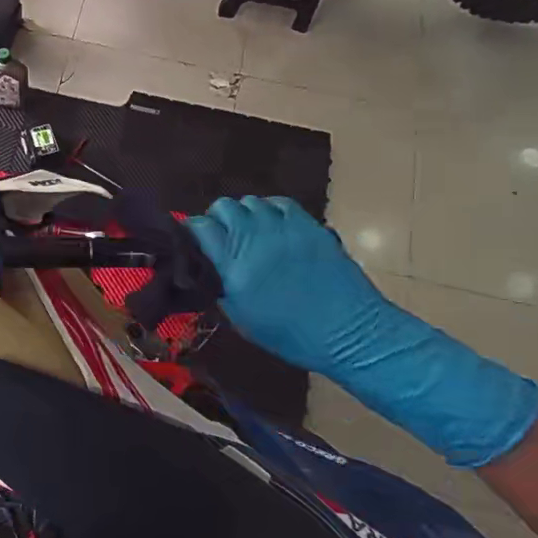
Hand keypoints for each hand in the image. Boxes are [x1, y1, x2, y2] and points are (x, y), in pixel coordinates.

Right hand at [186, 196, 537, 466]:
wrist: (347, 332)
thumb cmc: (288, 336)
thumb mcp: (240, 316)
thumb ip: (218, 285)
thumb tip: (203, 266)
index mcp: (235, 267)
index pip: (201, 228)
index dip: (190, 231)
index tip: (191, 242)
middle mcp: (257, 240)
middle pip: (224, 206)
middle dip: (216, 219)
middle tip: (219, 238)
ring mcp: (286, 229)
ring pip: (251, 201)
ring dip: (243, 214)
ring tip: (247, 233)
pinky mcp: (310, 225)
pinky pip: (280, 204)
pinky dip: (269, 211)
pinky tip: (271, 228)